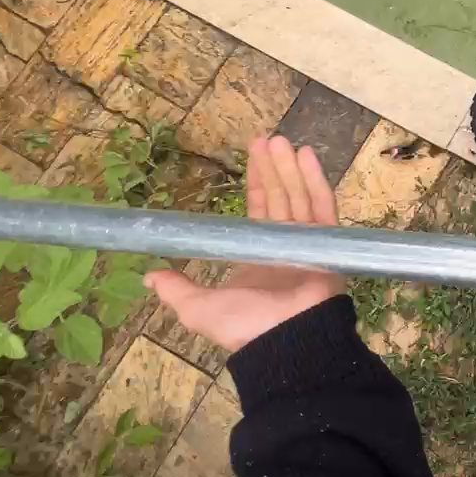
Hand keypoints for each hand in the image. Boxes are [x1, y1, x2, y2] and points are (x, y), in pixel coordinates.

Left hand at [145, 135, 342, 352]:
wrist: (283, 337)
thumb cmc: (245, 323)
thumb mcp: (200, 308)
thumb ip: (178, 290)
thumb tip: (148, 276)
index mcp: (258, 254)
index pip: (259, 208)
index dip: (256, 182)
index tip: (253, 155)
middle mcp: (285, 241)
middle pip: (280, 195)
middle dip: (273, 167)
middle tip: (266, 139)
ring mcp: (308, 238)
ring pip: (298, 194)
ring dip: (290, 167)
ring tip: (282, 141)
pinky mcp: (327, 238)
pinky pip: (321, 203)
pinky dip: (315, 179)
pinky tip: (307, 156)